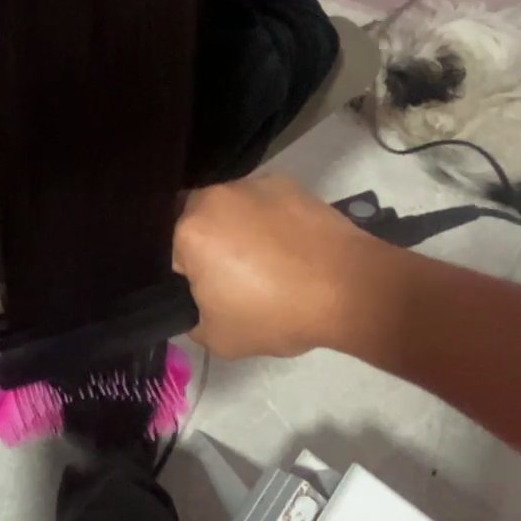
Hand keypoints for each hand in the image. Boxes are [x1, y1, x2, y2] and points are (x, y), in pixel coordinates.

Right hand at [173, 174, 392, 359]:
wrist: (354, 289)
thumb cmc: (279, 313)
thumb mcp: (219, 338)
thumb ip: (190, 319)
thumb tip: (193, 304)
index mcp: (187, 230)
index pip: (166, 253)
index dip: (183, 276)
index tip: (205, 293)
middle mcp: (211, 197)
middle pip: (191, 221)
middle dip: (205, 244)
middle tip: (232, 276)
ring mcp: (249, 185)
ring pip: (225, 208)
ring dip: (234, 228)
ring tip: (266, 260)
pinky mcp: (283, 182)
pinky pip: (259, 201)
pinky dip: (265, 219)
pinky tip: (288, 245)